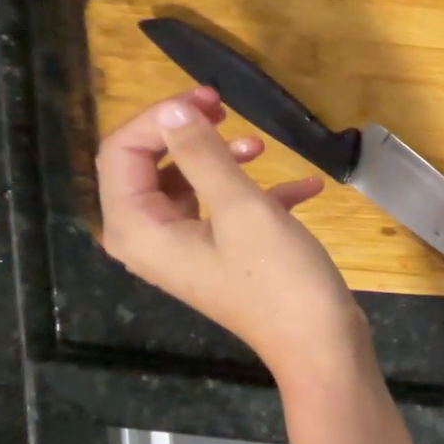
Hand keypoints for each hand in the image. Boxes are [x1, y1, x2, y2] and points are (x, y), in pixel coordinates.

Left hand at [96, 87, 365, 376]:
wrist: (320, 343)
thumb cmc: (280, 278)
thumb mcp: (245, 210)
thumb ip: (205, 156)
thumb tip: (176, 111)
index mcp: (137, 227)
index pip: (123, 153)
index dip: (162, 119)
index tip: (212, 99)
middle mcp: (149, 240)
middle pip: (151, 169)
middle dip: (191, 137)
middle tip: (231, 113)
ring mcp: (187, 253)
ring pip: (191, 190)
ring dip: (225, 163)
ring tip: (262, 147)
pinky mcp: (223, 261)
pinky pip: (226, 215)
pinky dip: (259, 196)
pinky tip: (304, 188)